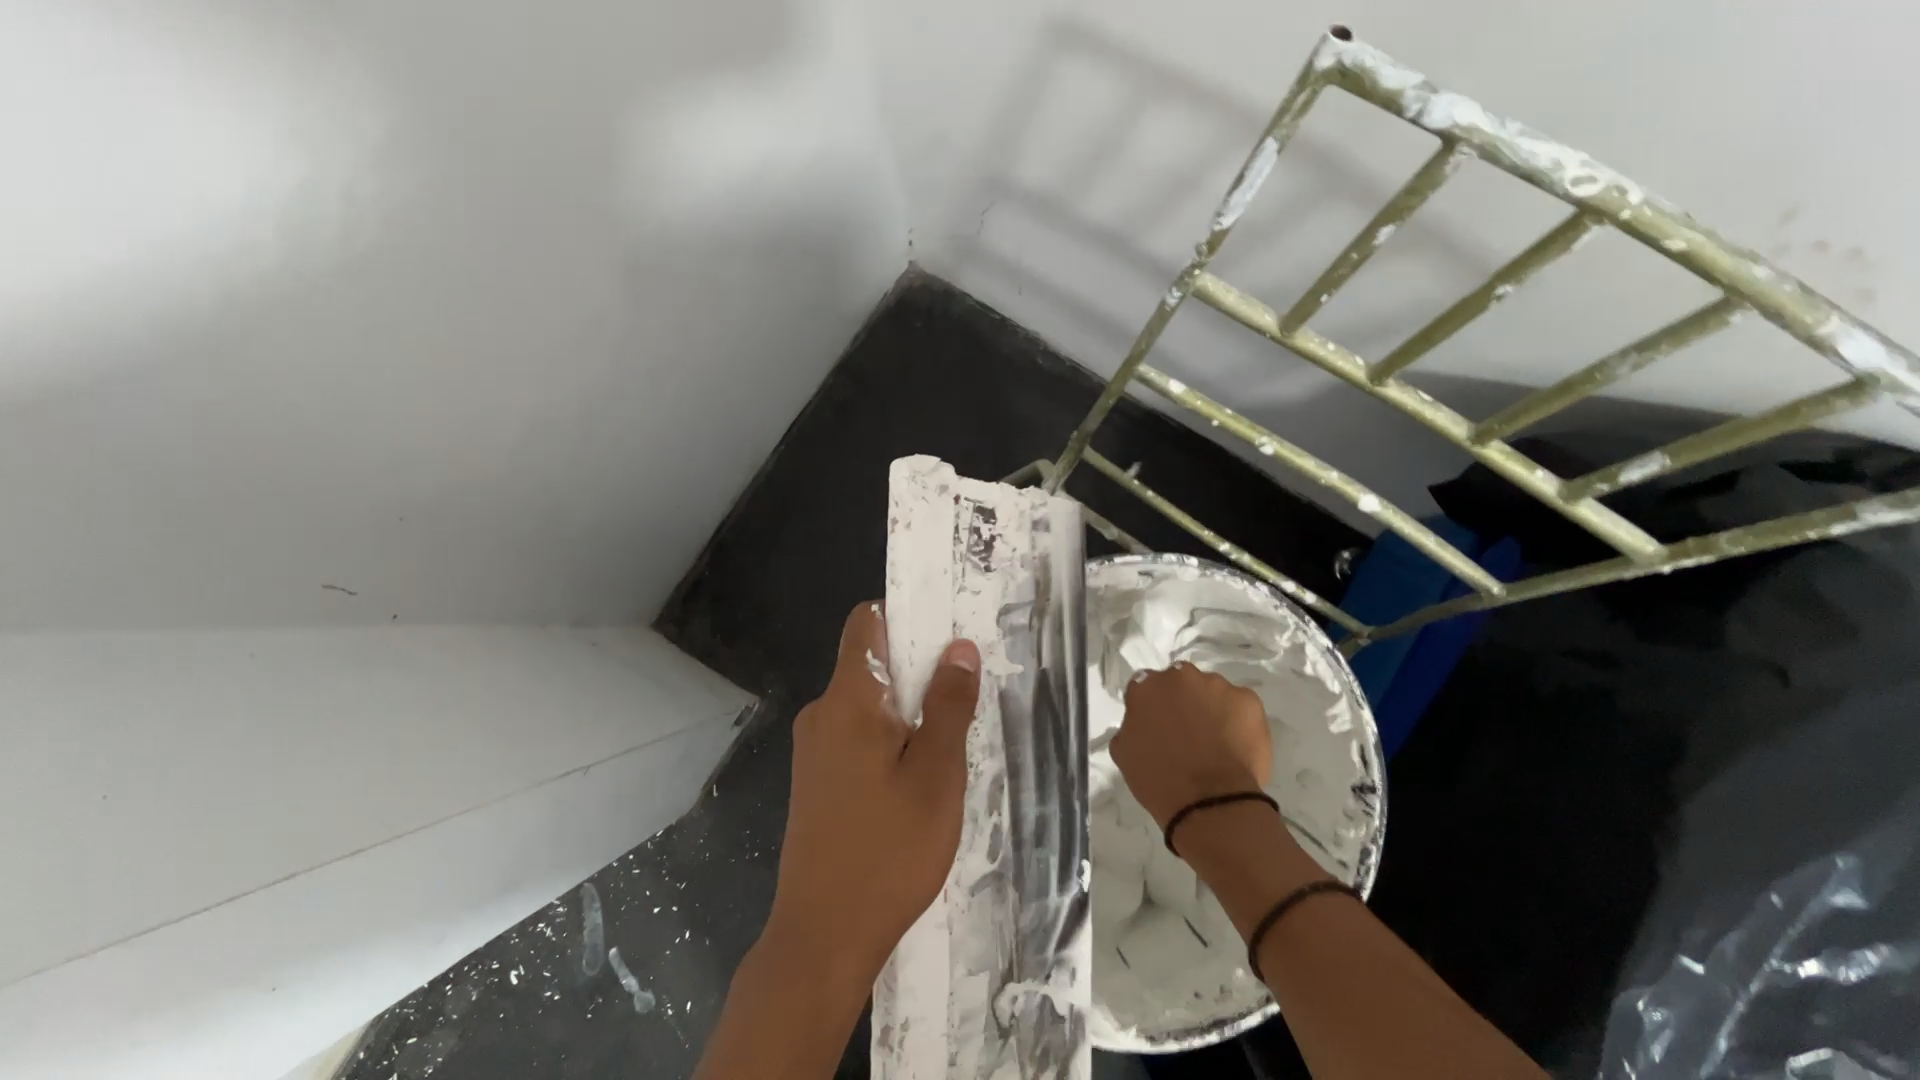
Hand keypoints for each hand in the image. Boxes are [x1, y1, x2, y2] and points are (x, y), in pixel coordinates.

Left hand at [764, 600, 980, 981]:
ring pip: (867, 706)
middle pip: (871, 664)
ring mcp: (813, 751)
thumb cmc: (887, 851)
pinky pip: (856, 738)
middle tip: (969, 690)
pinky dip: (889, 740)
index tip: (951, 625)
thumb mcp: (936, 777)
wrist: (822, 934)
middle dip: (919, 669)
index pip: (867, 622)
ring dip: (908, 711)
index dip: (908, 613)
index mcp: (847, 701)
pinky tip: (919, 777)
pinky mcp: (815, 782)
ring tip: (953, 739)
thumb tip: (958, 648)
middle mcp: (821, 715)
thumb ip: (948, 707)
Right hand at [1110, 662, 1271, 828]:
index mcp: (1146, 687)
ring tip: (1216, 742)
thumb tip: (1142, 723)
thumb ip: (1132, 726)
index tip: (1159, 725)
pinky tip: (1236, 745)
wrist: (1210, 802)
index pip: (1146, 686)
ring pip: (1213, 692)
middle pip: (1181, 682)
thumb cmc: (1159, 781)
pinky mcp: (1248, 699)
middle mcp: (1181, 676)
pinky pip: (1240, 705)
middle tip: (1188, 732)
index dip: (1154, 706)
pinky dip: (1238, 720)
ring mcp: (1217, 685)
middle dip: (1183, 700)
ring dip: (1212, 708)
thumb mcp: (1125, 753)